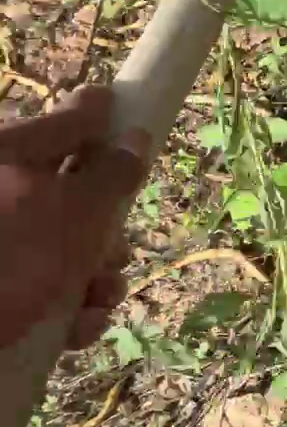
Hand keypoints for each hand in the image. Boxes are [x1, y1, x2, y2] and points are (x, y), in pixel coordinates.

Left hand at [0, 87, 147, 350]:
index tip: (114, 98)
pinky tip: (68, 328)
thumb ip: (113, 174)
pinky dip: (59, 304)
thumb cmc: (1, 265)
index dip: (98, 115)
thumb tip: (134, 138)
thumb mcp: (75, 213)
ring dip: (89, 277)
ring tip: (91, 307)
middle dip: (102, 234)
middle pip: (65, 194)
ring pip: (54, 243)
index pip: (62, 125)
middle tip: (114, 260)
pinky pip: (29, 279)